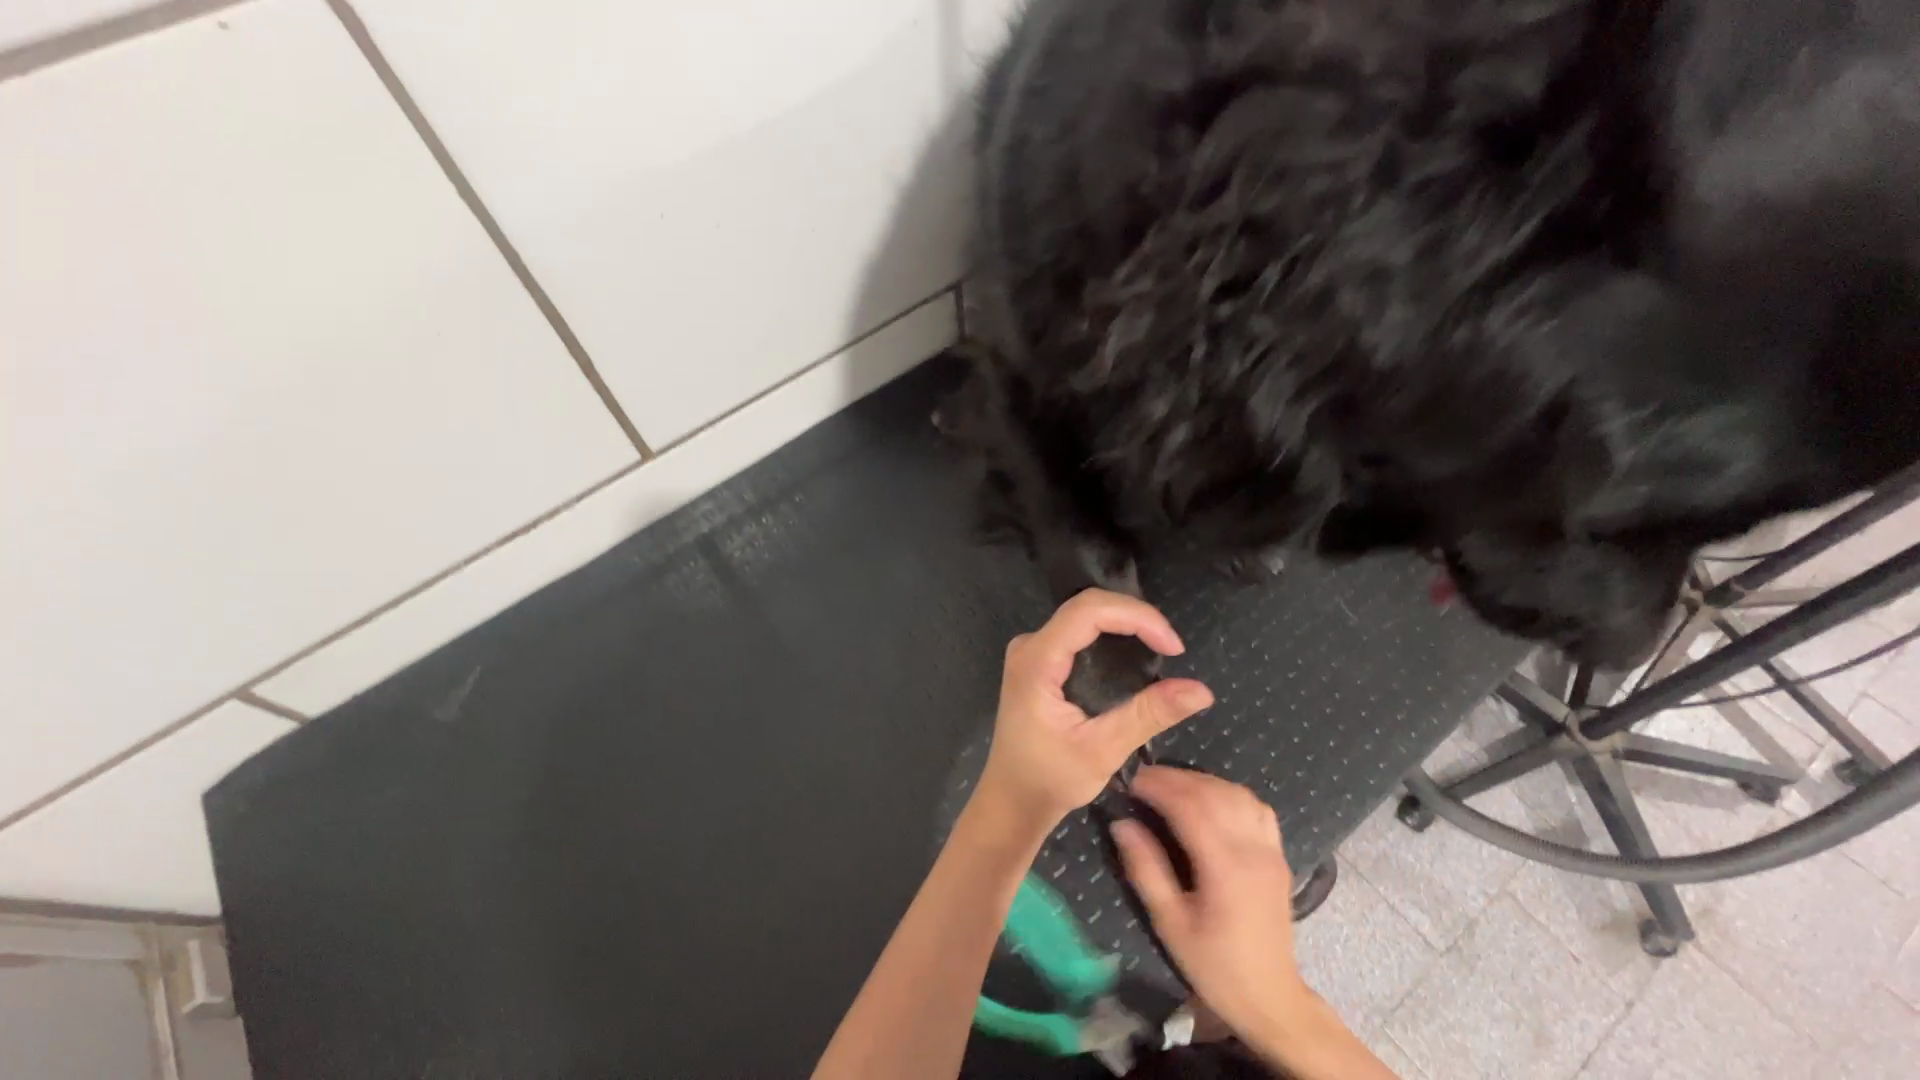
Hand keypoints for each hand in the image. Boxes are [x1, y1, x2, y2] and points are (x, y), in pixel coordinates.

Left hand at [973, 589, 1214, 829]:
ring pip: (1084, 616)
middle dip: (1136, 618)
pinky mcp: (1040, 661)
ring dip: (1125, 624)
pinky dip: (1112, 636)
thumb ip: (1148, 715)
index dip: (1136, 617)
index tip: (1174, 647)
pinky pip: (1079, 632)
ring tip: (1160, 650)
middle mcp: (1029, 646)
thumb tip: (1201, 691)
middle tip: (1172, 649)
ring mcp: (1032, 651)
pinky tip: (1135, 657)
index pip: (1088, 611)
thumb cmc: (1050, 780)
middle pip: (1087, 607)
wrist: (1012, 800)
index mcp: (1036, 661)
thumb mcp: (1102, 751)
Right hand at [1111, 766, 1305, 1036]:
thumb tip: (1121, 824)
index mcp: (1226, 868)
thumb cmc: (1213, 965)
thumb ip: (1146, 869)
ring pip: (1237, 793)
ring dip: (1201, 781)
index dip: (1159, 787)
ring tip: (1170, 786)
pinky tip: (1209, 799)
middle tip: (1142, 780)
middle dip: (1175, 779)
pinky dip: (1229, 793)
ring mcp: (1271, 850)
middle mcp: (1253, 850)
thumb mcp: (1169, 923)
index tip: (1129, 781)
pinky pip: (1256, 807)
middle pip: (1213, 793)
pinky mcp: (1279, 855)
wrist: (1268, 996)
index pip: (1191, 806)